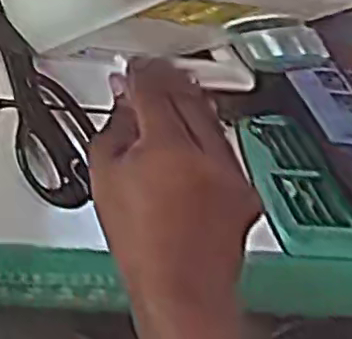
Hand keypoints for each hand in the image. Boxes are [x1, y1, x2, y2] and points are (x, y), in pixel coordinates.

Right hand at [89, 58, 260, 338]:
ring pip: (210, 118)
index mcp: (168, 148)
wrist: (178, 285)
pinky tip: (190, 122)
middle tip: (148, 70)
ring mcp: (233, 176)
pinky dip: (204, 126)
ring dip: (189, 98)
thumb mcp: (105, 168)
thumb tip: (124, 101)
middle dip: (166, 79)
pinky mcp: (246, 192)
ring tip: (170, 88)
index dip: (139, 73)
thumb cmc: (138, 237)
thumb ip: (114, 125)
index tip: (130, 66)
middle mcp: (208, 158)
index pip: (154, 91)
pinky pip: (223, 143)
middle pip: (187, 98)